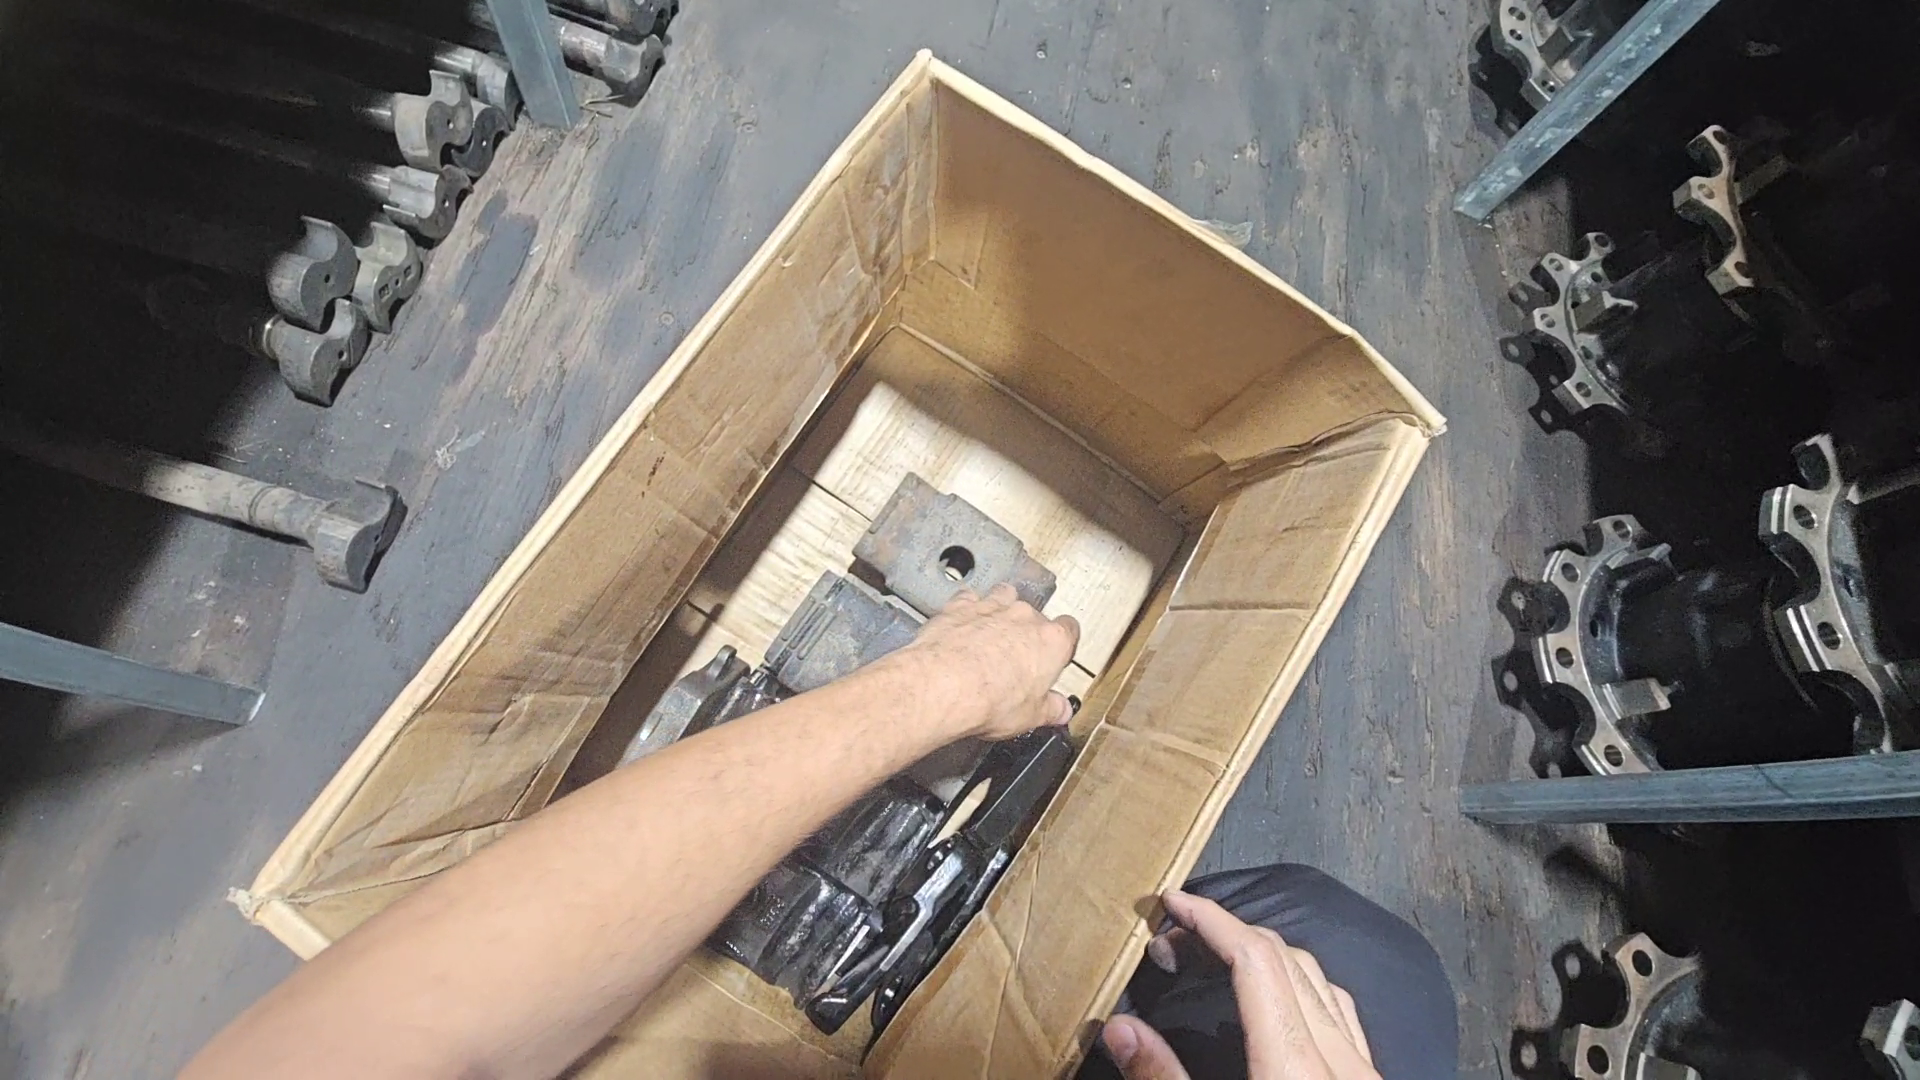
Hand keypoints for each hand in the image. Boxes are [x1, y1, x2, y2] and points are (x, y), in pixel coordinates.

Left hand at [885, 583, 1079, 739]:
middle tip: (1016, 659)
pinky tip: (962, 622)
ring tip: (992, 631)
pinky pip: (969, 598)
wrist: (945, 686)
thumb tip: (1061, 711)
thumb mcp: (1030, 716)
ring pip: (1004, 596)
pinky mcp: (960, 606)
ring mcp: (992, 607)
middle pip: (1034, 615)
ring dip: (1000, 610)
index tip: (1054, 658)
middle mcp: (1024, 617)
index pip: (1069, 631)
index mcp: (1051, 642)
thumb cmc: (990, 700)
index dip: (1062, 645)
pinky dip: (967, 607)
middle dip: (1027, 632)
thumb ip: (1051, 709)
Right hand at [1100, 890, 1378, 1079]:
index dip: (1209, 918)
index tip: (1169, 901)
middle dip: (1225, 931)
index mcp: (1295, 1069)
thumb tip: (1117, 1027)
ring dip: (1263, 954)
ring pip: (1318, 980)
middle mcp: (1338, 1060)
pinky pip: (1339, 1014)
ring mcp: (1365, 1076)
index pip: (1253, 959)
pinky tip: (1277, 1007)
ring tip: (1214, 960)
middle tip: (1172, 940)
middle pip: (1283, 958)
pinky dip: (1299, 985)